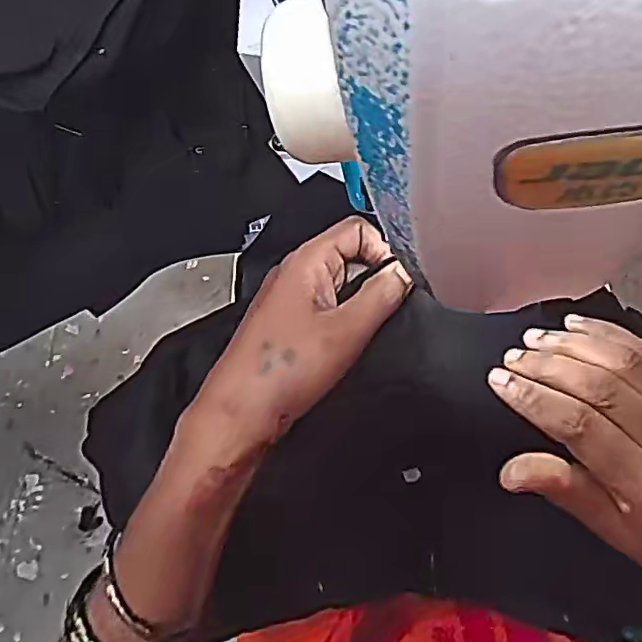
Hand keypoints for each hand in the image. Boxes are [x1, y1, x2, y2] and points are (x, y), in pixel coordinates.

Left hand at [186, 216, 412, 464]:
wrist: (239, 412)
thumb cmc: (276, 373)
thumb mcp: (347, 331)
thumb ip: (382, 295)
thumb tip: (402, 274)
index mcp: (305, 261)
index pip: (358, 228)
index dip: (384, 251)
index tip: (395, 282)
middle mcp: (295, 273)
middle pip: (352, 255)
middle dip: (373, 281)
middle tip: (377, 314)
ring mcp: (291, 298)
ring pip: (342, 285)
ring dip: (358, 306)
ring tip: (353, 336)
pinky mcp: (291, 323)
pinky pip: (328, 309)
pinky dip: (342, 323)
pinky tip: (339, 348)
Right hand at [488, 315, 641, 628]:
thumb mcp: (608, 530)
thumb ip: (562, 488)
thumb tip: (511, 470)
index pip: (583, 428)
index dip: (535, 398)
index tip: (502, 381)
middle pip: (603, 387)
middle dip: (549, 365)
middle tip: (514, 357)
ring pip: (627, 362)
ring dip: (575, 344)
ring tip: (537, 339)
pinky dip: (611, 335)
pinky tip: (579, 328)